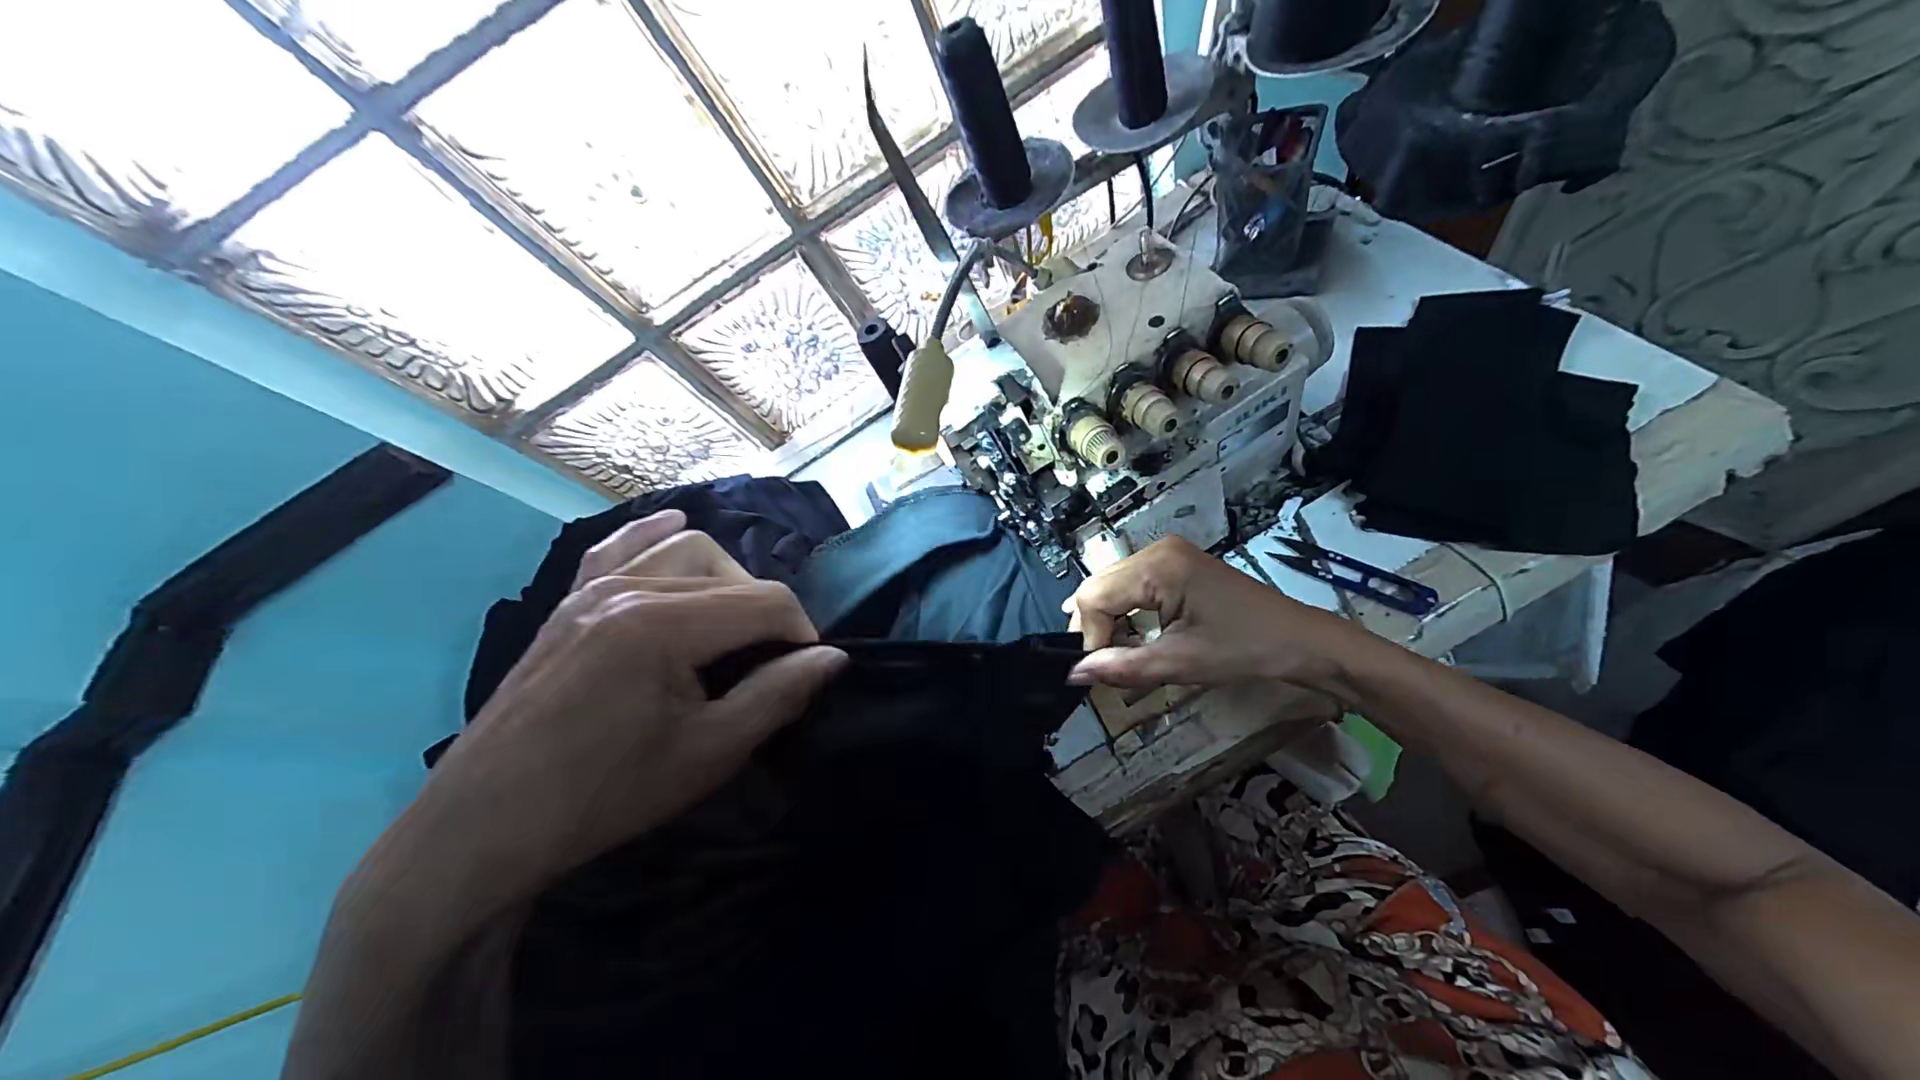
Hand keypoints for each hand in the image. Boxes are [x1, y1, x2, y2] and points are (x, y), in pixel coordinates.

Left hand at [412, 509, 846, 894]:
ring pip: (683, 551)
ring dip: (724, 580)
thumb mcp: (708, 754)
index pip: (765, 601)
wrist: (487, 824)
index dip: (802, 633)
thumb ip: (777, 695)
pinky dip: (652, 536)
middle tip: (772, 663)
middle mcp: (628, 589)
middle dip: (767, 610)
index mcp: (662, 625)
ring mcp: (591, 589)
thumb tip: (832, 658)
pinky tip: (672, 526)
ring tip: (732, 627)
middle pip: (729, 572)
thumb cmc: (605, 795)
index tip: (809, 671)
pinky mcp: (567, 602)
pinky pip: (617, 548)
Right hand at [1065, 536, 1374, 694]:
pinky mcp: (1175, 563)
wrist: (1300, 641)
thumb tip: (1073, 674)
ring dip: (1105, 618)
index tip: (1099, 670)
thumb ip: (1122, 666)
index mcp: (1158, 567)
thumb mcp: (1180, 663)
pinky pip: (1131, 583)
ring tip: (1109, 651)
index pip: (1094, 597)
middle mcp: (1157, 550)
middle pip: (1098, 585)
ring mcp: (1166, 553)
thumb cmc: (1244, 650)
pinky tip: (1124, 632)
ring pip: (1110, 584)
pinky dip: (1122, 609)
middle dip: (1093, 626)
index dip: (1088, 636)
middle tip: (1098, 664)